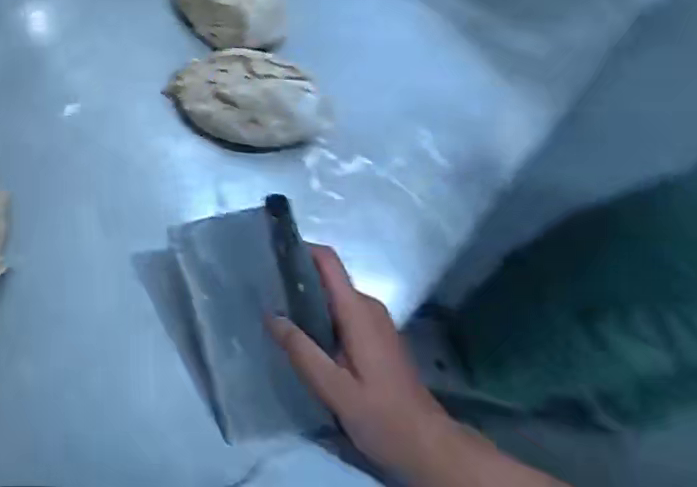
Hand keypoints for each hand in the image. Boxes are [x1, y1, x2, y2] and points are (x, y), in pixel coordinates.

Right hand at [267, 245, 565, 486]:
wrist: (429, 446)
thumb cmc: (382, 416)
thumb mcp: (335, 390)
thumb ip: (302, 351)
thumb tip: (272, 315)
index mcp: (357, 310)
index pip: (327, 260)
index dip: (300, 250)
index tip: (272, 256)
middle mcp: (368, 306)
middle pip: (328, 277)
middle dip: (298, 280)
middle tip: (267, 294)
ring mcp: (376, 321)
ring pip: (335, 297)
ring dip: (309, 301)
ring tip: (281, 317)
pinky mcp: (379, 337)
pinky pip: (345, 313)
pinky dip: (323, 317)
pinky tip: (307, 340)